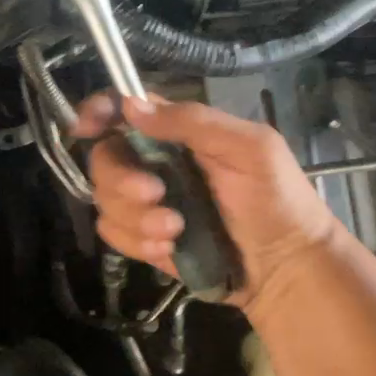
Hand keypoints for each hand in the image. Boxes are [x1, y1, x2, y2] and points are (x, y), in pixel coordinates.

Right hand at [73, 94, 345, 311]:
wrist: (289, 269)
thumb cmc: (278, 200)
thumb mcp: (251, 149)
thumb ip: (193, 123)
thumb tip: (130, 105)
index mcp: (175, 133)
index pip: (122, 108)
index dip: (97, 111)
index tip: (86, 128)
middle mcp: (151, 162)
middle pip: (102, 156)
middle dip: (121, 179)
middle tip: (155, 194)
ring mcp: (143, 201)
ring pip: (102, 197)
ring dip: (135, 216)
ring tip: (175, 230)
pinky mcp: (141, 236)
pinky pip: (111, 231)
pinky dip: (135, 241)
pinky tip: (168, 249)